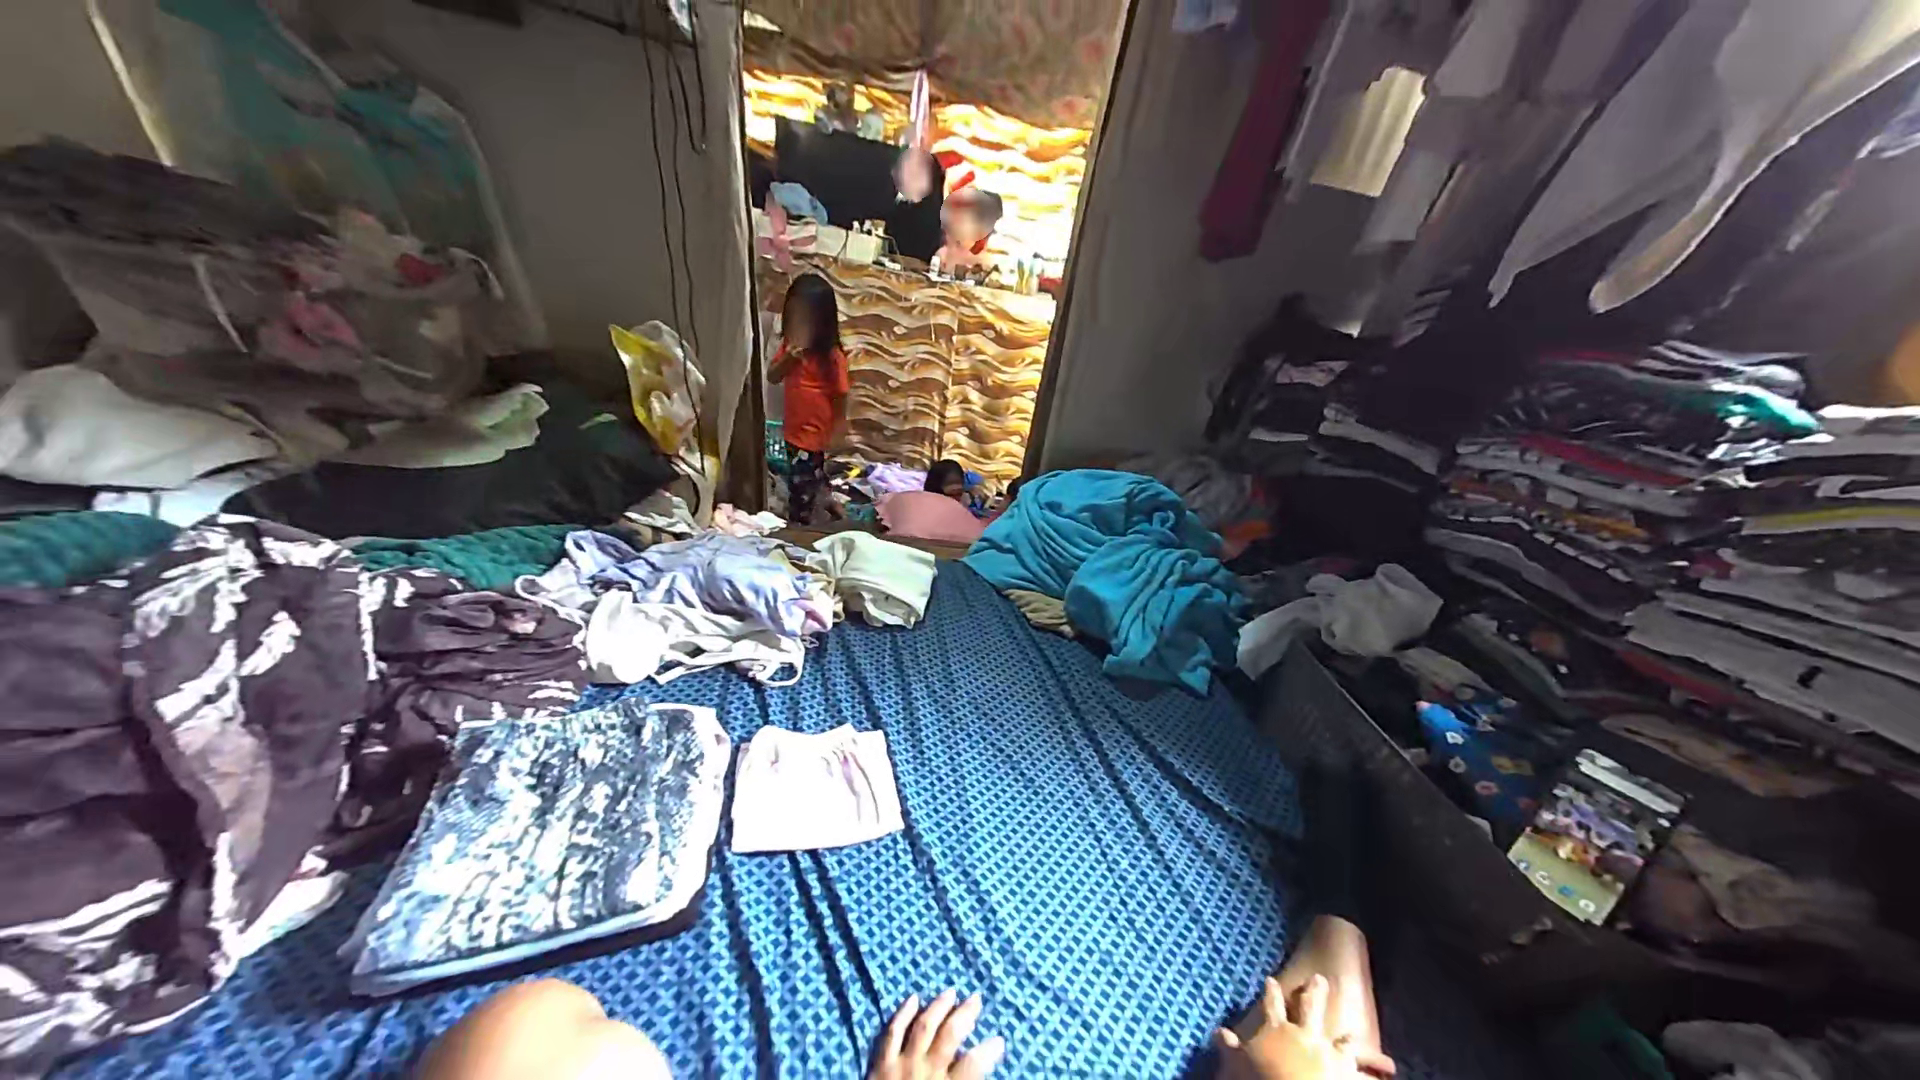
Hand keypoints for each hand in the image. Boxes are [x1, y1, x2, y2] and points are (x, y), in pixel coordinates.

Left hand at [869, 990, 1004, 1079]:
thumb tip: (979, 1074)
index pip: (973, 1065)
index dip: (989, 1051)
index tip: (999, 1039)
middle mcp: (927, 1070)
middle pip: (950, 1034)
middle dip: (965, 1014)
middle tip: (976, 998)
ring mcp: (903, 1063)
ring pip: (924, 1025)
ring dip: (938, 1006)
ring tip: (950, 992)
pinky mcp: (881, 1062)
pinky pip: (892, 1031)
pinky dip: (903, 1013)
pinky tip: (913, 998)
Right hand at [1216, 975, 1394, 1079]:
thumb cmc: (1264, 1078)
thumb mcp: (1239, 1063)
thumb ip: (1231, 1047)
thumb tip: (1218, 1031)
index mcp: (1279, 1030)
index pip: (1272, 1005)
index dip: (1272, 992)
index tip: (1271, 979)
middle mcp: (1307, 1035)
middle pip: (1311, 1008)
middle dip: (1315, 993)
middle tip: (1321, 978)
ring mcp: (1331, 1056)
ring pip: (1343, 1040)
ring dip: (1350, 1036)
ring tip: (1355, 1031)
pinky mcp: (1349, 1077)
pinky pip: (1366, 1076)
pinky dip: (1376, 1071)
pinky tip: (1389, 1069)